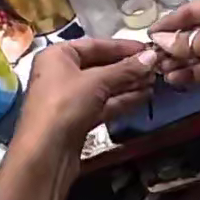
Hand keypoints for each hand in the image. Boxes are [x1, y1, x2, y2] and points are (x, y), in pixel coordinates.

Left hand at [16, 38, 157, 157]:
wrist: (44, 154)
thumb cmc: (65, 105)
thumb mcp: (97, 81)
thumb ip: (126, 69)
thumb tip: (153, 56)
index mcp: (58, 56)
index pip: (95, 44)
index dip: (123, 46)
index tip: (147, 48)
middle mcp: (61, 73)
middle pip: (100, 65)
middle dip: (128, 67)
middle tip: (155, 66)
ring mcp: (69, 98)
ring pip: (104, 86)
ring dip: (128, 84)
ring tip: (154, 81)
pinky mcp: (77, 118)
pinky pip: (103, 103)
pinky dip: (122, 100)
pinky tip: (144, 96)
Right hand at [149, 0, 199, 104]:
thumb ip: (188, 41)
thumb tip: (160, 41)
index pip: (189, 10)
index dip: (168, 22)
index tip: (147, 36)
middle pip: (191, 33)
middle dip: (172, 46)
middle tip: (150, 60)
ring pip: (197, 53)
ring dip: (179, 62)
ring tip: (158, 72)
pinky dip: (192, 74)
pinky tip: (175, 80)